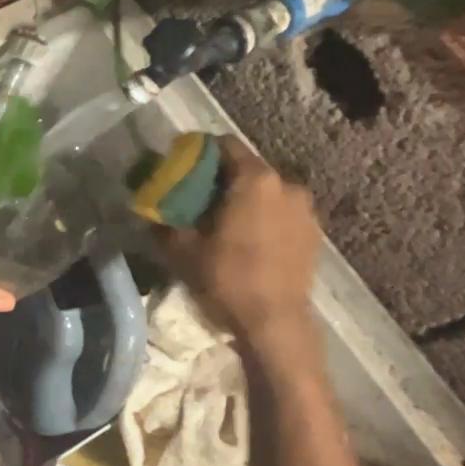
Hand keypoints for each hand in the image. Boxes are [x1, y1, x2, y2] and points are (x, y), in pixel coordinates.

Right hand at [156, 136, 319, 344]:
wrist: (274, 319)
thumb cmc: (226, 277)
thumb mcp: (182, 250)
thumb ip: (165, 221)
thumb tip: (151, 207)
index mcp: (255, 180)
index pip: (225, 146)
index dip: (199, 152)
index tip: (180, 167)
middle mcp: (286, 184)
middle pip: (247, 168)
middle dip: (221, 179)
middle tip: (196, 198)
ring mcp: (305, 207)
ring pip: (265, 191)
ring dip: (243, 199)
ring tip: (221, 221)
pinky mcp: (313, 230)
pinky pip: (280, 211)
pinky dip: (262, 215)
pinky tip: (245, 238)